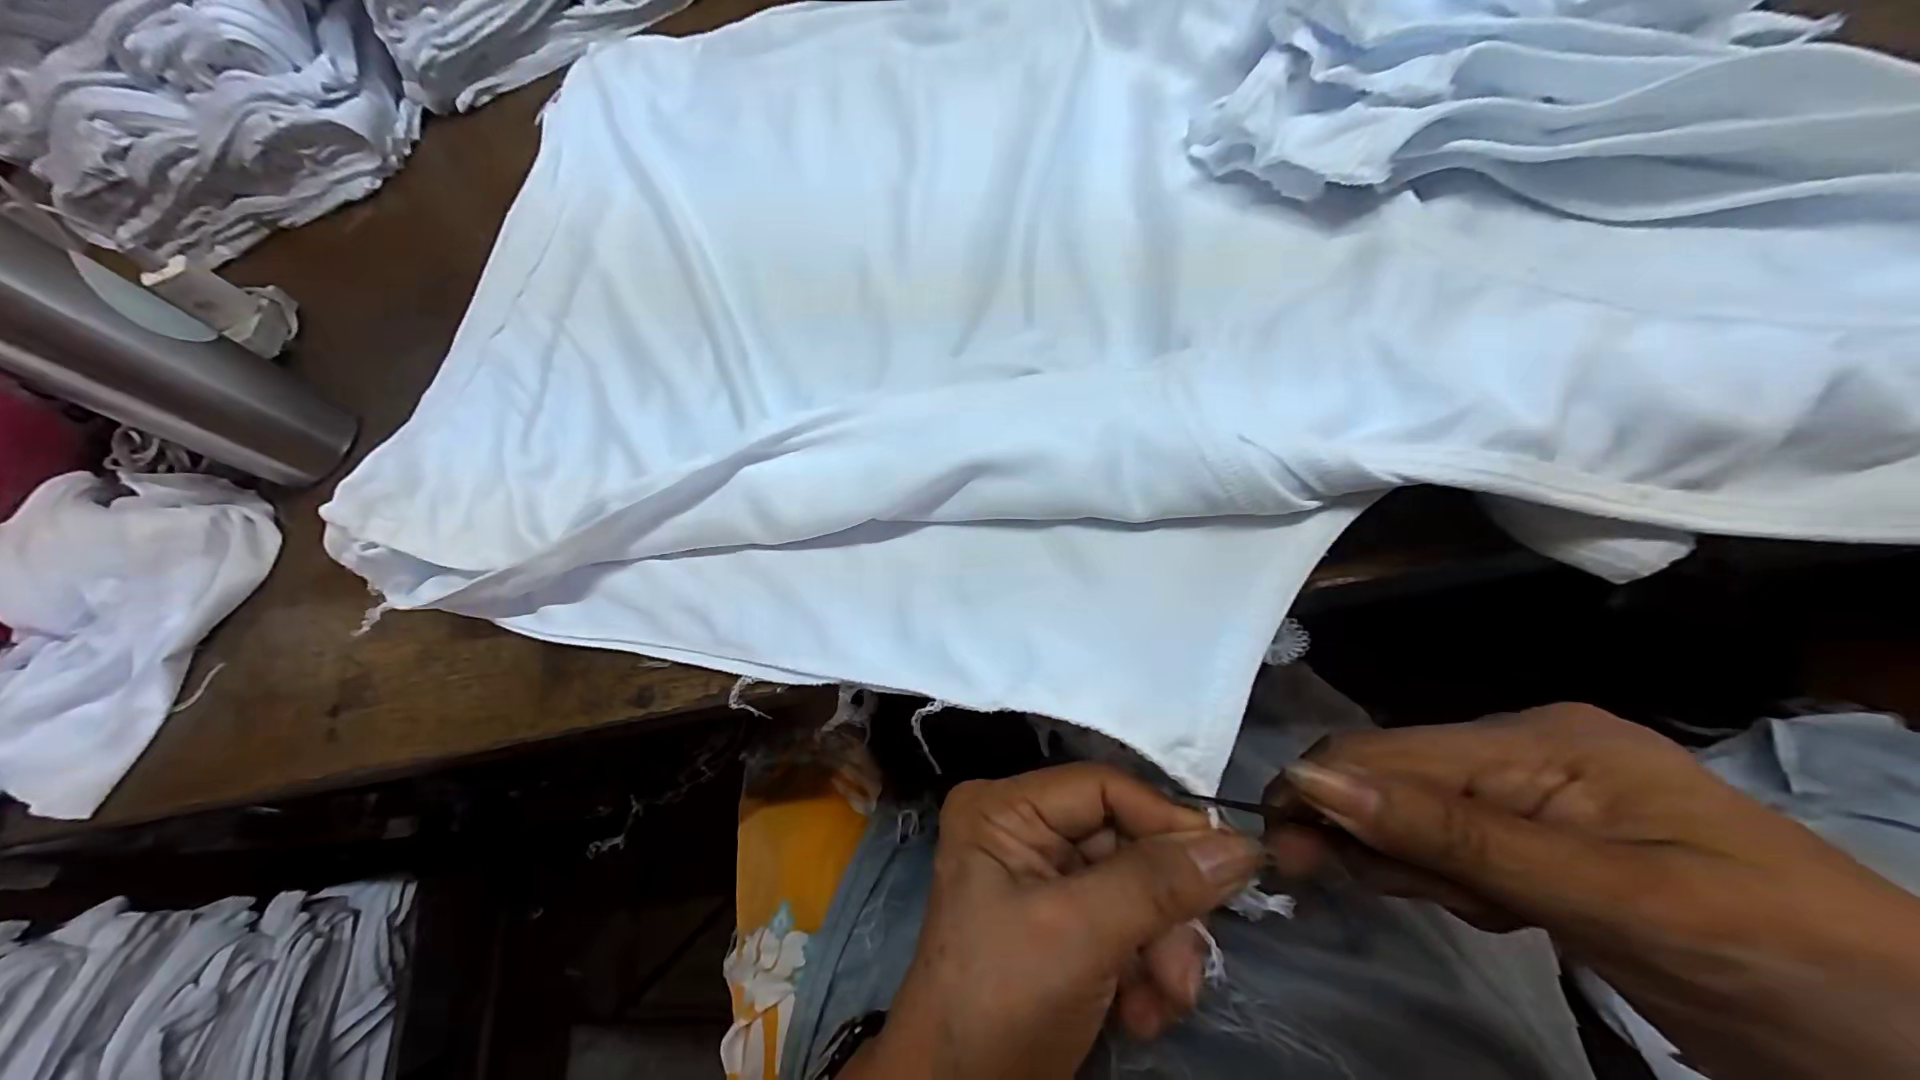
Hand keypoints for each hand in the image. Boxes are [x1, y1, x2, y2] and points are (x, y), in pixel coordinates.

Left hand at [844, 763, 1260, 1079]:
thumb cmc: (1004, 1000)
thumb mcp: (1081, 933)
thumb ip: (1158, 884)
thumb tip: (1240, 845)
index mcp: (1004, 809)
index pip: (1103, 787)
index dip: (1167, 820)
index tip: (1231, 861)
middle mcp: (1021, 830)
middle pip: (1124, 842)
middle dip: (1163, 908)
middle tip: (1187, 966)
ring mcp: (1040, 879)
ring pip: (1133, 887)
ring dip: (1160, 948)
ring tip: (1164, 1002)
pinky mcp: (1060, 924)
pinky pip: (1123, 923)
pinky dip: (1143, 969)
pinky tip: (1140, 1015)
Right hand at [1266, 704, 1919, 1079]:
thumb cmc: (1787, 959)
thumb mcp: (1615, 897)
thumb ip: (1455, 835)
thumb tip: (1315, 778)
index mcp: (1543, 740)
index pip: (1395, 751)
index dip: (1324, 788)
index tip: (1274, 845)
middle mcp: (1527, 754)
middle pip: (1396, 777)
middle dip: (1351, 825)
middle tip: (1310, 880)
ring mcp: (1535, 802)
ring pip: (1413, 814)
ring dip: (1391, 857)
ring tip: (1406, 899)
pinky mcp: (1542, 849)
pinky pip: (1450, 849)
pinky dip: (1429, 877)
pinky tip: (1453, 904)